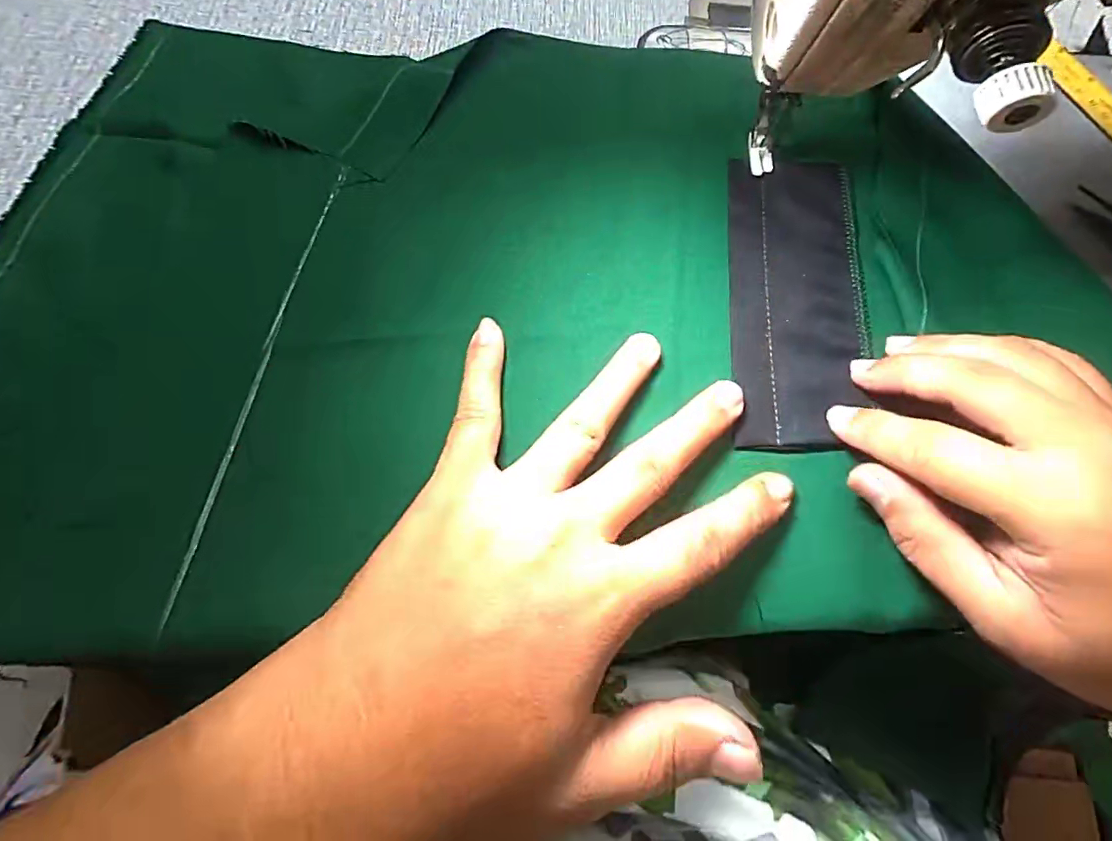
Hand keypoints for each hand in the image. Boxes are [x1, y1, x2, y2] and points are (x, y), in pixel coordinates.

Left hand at [0, 320, 791, 840]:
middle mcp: (563, 536)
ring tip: (646, 345)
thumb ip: (665, 747)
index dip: (745, 514)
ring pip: (576, 430)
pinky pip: (472, 422)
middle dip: (694, 428)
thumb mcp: (574, 780)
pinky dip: (481, 374)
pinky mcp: (449, 494)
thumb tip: (753, 751)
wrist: (333, 753)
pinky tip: (489, 330)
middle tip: (728, 391)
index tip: (779, 482)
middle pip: (648, 468)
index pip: (697, 546)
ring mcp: (504, 505)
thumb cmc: (461, 771)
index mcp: (601, 601)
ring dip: (615, 385)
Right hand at [828, 335, 1111, 839]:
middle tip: (860, 370)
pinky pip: (1058, 360)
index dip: (877, 432)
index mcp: (1051, 502)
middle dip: (909, 370)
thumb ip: (930, 542)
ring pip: (1017, 356)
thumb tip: (867, 477)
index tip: (834, 420)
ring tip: (901, 347)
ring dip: (953, 345)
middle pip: (976, 380)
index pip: (937, 449)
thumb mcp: (1007, 621)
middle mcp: (1082, 443)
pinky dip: (1005, 346)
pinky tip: (976, 350)